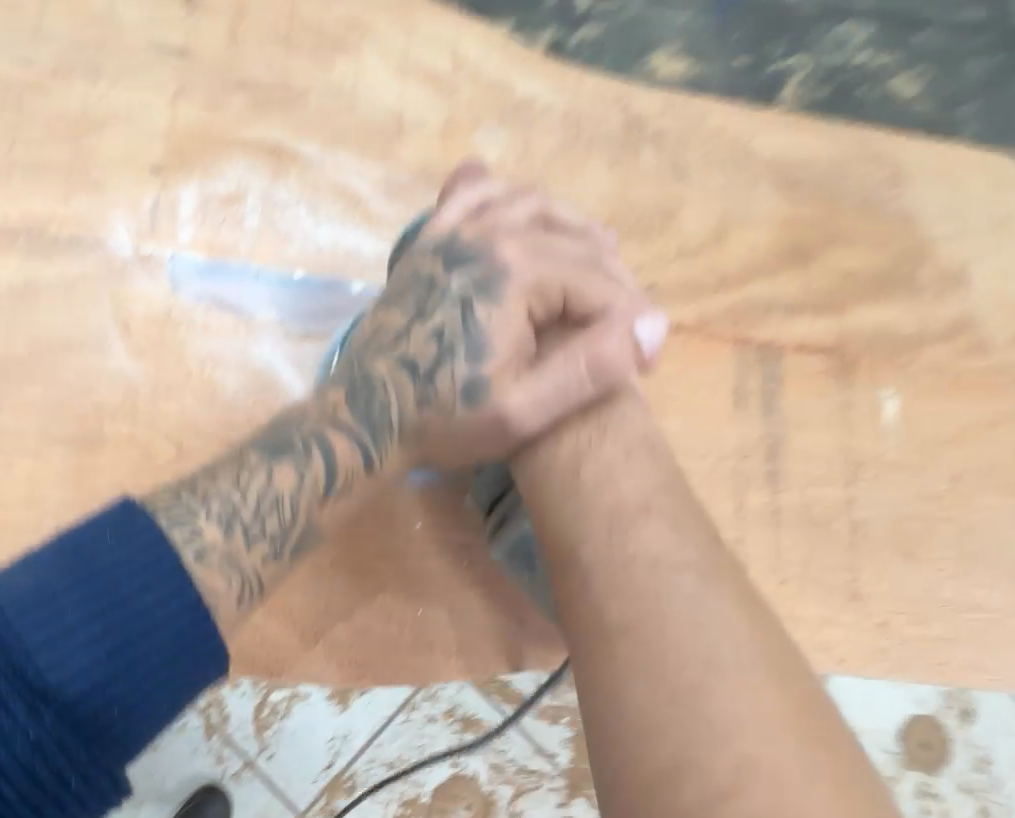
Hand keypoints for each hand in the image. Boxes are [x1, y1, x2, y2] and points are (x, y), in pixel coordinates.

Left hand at [332, 162, 666, 468]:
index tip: (643, 363)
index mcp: (516, 269)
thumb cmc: (440, 422)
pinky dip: (512, 202)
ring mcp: (451, 232)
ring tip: (595, 277)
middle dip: (612, 284)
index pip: (604, 283)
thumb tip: (652, 328)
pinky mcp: (428, 244)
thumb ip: (592, 369)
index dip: (633, 324)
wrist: (362, 420)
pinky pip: (478, 197)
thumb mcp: (522, 411)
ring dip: (574, 236)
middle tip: (623, 332)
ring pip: (536, 208)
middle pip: (577, 242)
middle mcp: (487, 233)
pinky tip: (528, 223)